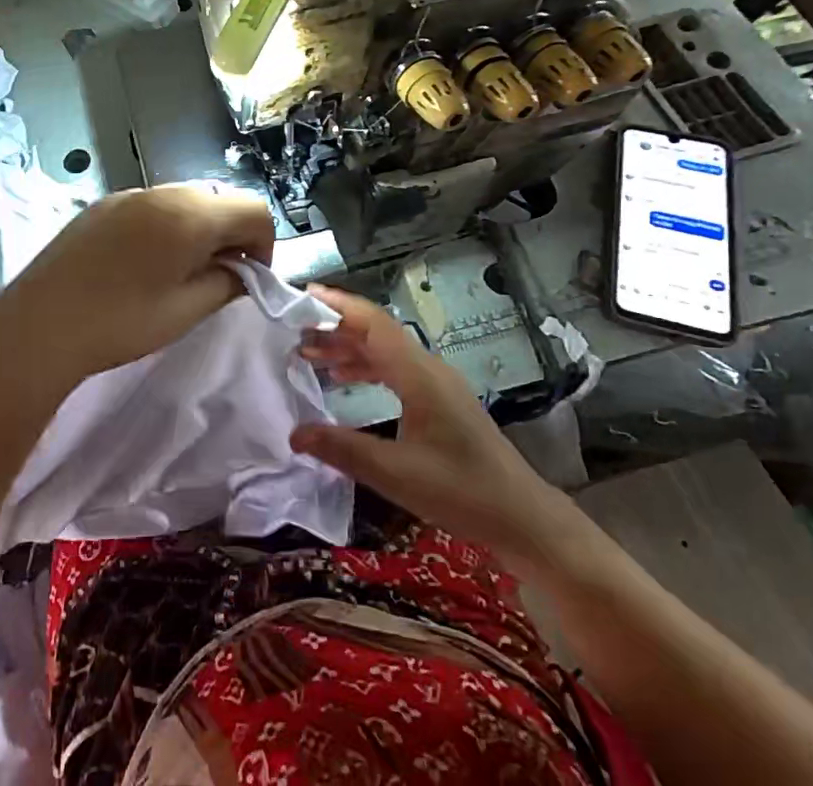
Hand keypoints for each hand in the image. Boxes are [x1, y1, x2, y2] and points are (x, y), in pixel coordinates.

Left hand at [0, 183, 274, 389]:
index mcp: (189, 214)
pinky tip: (146, 263)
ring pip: (185, 200)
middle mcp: (160, 192)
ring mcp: (126, 195)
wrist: (38, 327)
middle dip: (231, 234)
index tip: (249, 279)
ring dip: (199, 229)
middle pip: (219, 200)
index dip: (264, 245)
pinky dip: (167, 226)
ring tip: (182, 272)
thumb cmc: (120, 324)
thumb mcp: (187, 310)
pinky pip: (152, 207)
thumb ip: (228, 283)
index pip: (253, 210)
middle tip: (219, 277)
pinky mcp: (101, 207)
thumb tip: (243, 271)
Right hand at [291, 287, 586, 578]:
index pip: (374, 325)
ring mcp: (435, 385)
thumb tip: (294, 434)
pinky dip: (364, 368)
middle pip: (376, 334)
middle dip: (334, 327)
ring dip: (347, 348)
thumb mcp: (394, 473)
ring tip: (308, 354)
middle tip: (293, 331)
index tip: (303, 296)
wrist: (519, 516)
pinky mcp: (438, 402)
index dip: (338, 306)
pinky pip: (393, 371)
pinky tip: (342, 380)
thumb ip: (342, 450)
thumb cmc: (460, 491)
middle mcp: (428, 371)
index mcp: (420, 376)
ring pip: (384, 352)